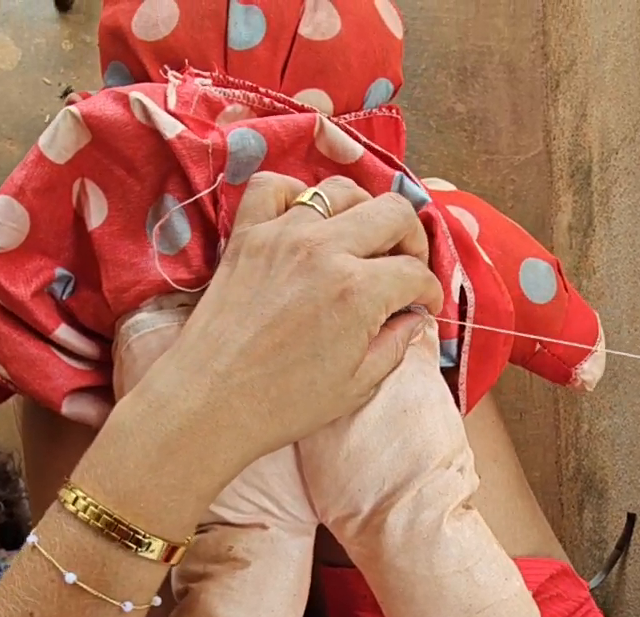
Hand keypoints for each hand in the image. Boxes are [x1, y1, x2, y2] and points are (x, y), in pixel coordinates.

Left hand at [130, 173, 444, 478]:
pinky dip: (297, 196)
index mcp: (359, 291)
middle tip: (406, 268)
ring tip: (362, 244)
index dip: (430, 292)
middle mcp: (326, 249)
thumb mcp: (356, 387)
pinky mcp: (247, 234)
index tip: (425, 306)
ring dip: (364, 213)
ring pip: (342, 190)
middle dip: (413, 240)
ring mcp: (283, 234)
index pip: (415, 273)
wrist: (209, 403)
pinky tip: (305, 223)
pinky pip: (276, 187)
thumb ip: (394, 346)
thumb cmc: (284, 405)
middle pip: (394, 213)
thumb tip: (413, 320)